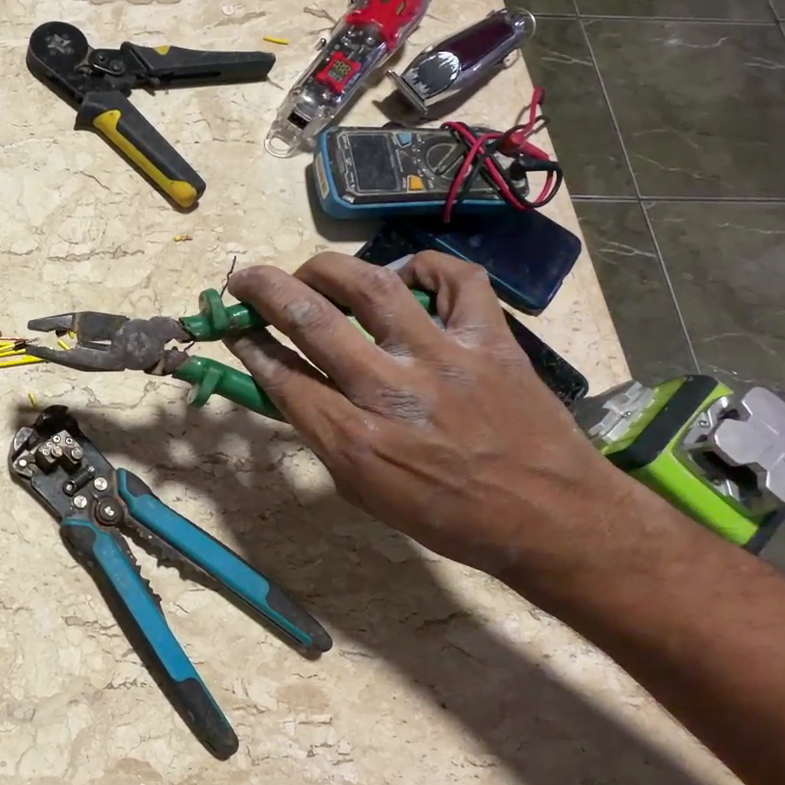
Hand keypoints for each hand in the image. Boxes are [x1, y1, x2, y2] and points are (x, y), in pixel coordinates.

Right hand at [224, 251, 638, 577]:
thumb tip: (292, 386)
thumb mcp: (362, 491)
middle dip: (265, 291)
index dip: (249, 346)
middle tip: (244, 279)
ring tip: (310, 272)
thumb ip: (324, 434)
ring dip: (326, 270)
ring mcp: (444, 358)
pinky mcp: (490, 341)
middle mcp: (390, 390)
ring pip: (372, 287)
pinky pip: (458, 280)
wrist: (550, 517)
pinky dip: (424, 267)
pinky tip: (403, 276)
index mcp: (354, 439)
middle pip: (312, 320)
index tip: (234, 330)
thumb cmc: (444, 515)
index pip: (283, 376)